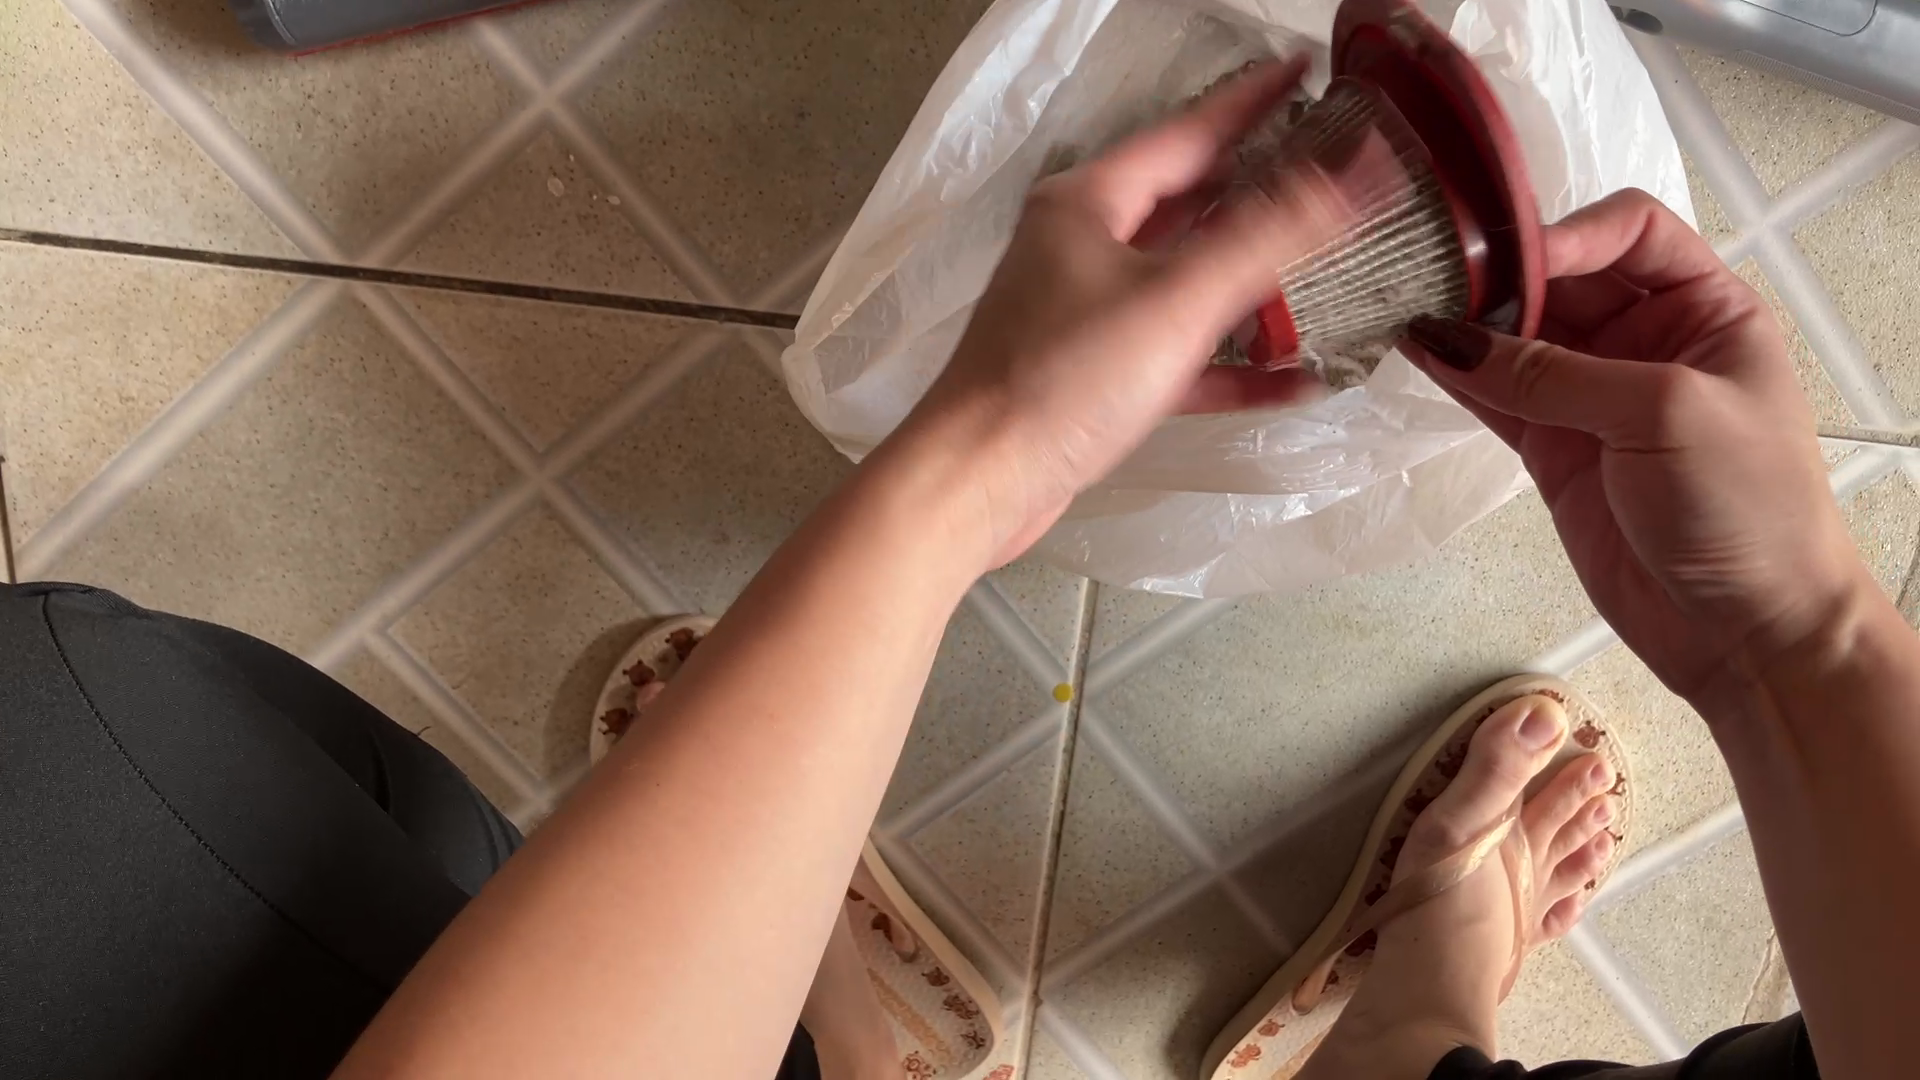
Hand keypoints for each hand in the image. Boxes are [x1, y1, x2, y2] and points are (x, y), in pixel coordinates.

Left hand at [895, 59, 1367, 564]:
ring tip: (1329, 275)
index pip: (1187, 135)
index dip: (1253, 103)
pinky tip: (1290, 380)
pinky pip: (1175, 359)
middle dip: (1259, 197)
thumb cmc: (1064, 378)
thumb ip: (1269, 233)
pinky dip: (1227, 369)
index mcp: (1087, 204)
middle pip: (1187, 210)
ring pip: (1182, 289)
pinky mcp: (1094, 379)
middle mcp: (1080, 252)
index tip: (1307, 75)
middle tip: (1332, 177)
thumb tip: (1359, 166)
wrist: (983, 478)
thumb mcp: (1174, 297)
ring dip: (1251, 291)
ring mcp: (1085, 318)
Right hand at [1401, 189, 1868, 700]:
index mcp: (1704, 310)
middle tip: (1427, 285)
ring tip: (1404, 313)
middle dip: (1497, 281)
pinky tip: (1415, 355)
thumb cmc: (1742, 505)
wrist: (1735, 620)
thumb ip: (1550, 373)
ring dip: (1464, 328)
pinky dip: (1453, 377)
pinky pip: (1491, 395)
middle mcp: (1642, 341)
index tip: (1489, 261)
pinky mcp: (1546, 442)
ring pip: (1514, 340)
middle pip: (1558, 283)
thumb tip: (1445, 340)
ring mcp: (1586, 395)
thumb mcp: (1660, 414)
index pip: (1626, 235)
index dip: (1558, 236)